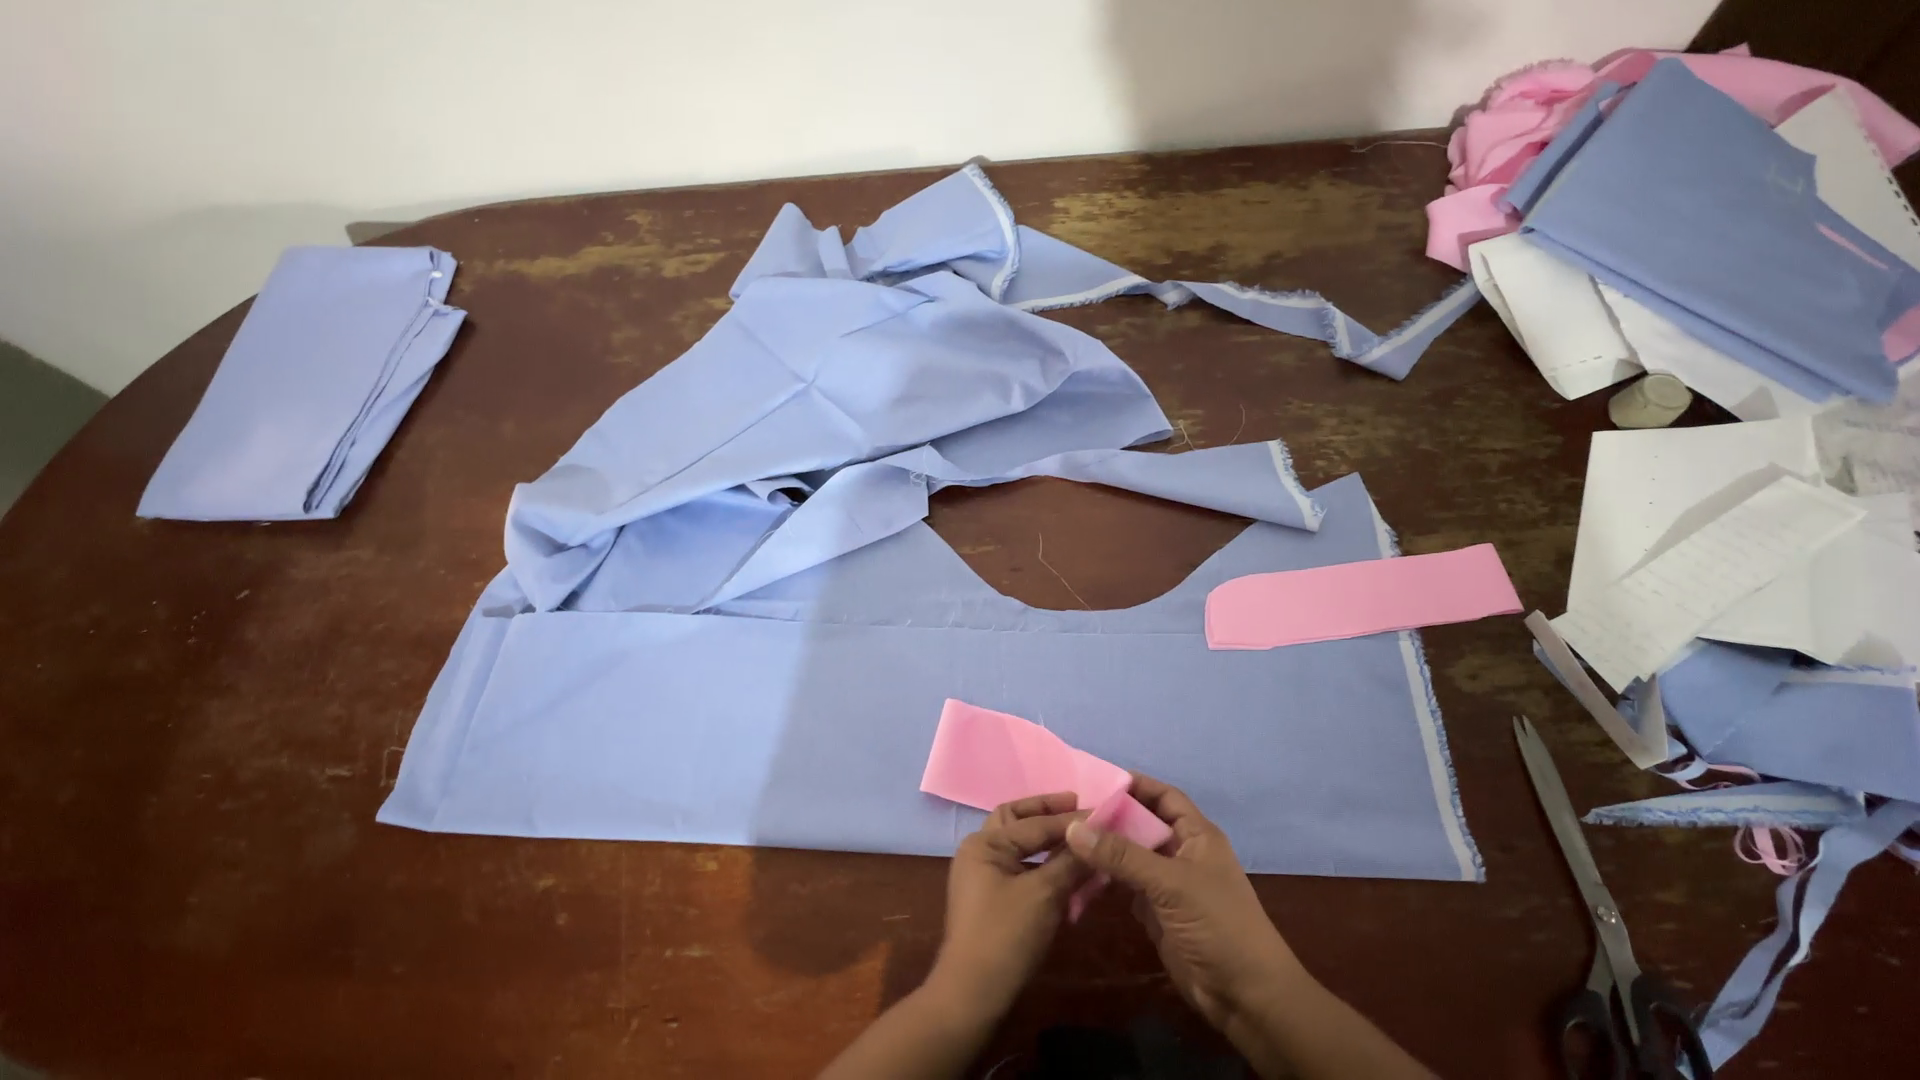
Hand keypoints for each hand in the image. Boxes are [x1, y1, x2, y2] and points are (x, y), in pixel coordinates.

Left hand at [930, 792, 1090, 1011]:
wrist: (973, 993)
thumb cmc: (1006, 935)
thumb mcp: (1044, 894)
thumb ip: (1070, 861)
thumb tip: (1095, 836)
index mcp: (985, 843)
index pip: (1035, 823)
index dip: (1072, 819)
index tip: (1105, 811)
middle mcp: (978, 852)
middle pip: (1016, 821)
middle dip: (1047, 813)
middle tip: (1079, 807)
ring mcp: (982, 877)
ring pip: (1019, 847)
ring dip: (1046, 841)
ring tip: (1079, 840)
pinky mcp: (990, 900)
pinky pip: (1020, 870)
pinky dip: (1042, 866)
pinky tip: (1068, 873)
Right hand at [1064, 773, 1302, 1030]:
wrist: (1245, 993)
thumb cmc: (1218, 924)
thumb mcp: (1171, 883)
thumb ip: (1122, 855)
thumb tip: (1074, 827)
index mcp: (1197, 835)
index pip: (1164, 797)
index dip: (1135, 785)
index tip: (1095, 780)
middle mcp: (1181, 853)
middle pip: (1142, 824)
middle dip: (1110, 817)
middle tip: (1068, 811)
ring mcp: (1168, 884)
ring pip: (1130, 856)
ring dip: (1103, 849)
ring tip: (1063, 838)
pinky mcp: (1156, 912)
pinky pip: (1125, 885)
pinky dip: (1104, 878)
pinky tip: (1076, 872)